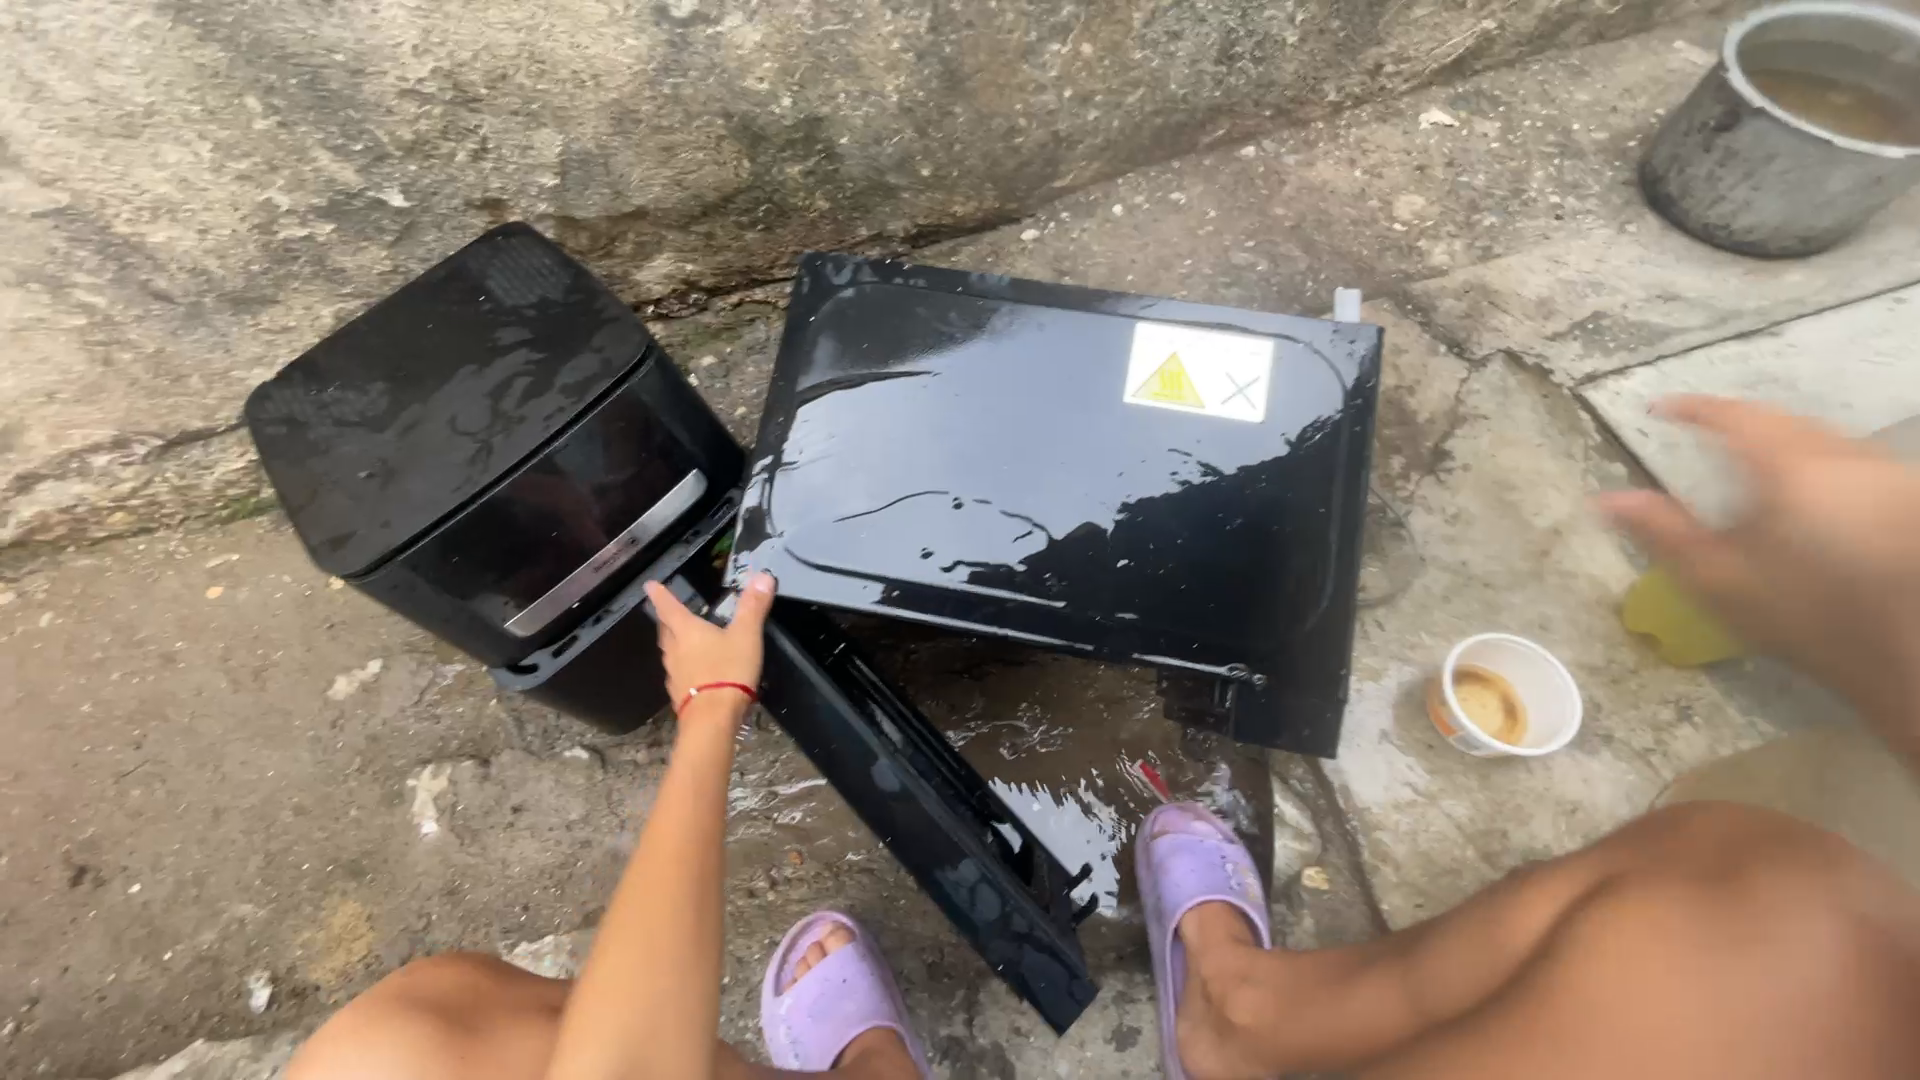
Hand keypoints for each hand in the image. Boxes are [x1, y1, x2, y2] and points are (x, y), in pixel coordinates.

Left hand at [642, 572, 776, 723]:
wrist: (714, 718)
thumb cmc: (729, 670)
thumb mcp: (746, 635)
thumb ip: (754, 606)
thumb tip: (763, 576)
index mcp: (687, 631)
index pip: (669, 607)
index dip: (660, 595)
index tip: (649, 585)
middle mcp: (675, 650)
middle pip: (666, 631)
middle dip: (667, 620)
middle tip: (668, 613)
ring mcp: (675, 674)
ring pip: (671, 653)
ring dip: (675, 644)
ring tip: (684, 640)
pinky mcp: (681, 694)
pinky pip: (679, 674)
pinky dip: (685, 667)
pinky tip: (696, 672)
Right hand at [1597, 396, 1919, 737]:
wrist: (1909, 655)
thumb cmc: (1800, 614)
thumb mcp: (1713, 576)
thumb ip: (1659, 529)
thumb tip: (1602, 498)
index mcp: (1793, 471)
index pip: (1737, 419)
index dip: (1694, 408)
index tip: (1658, 408)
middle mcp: (1850, 461)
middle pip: (1788, 422)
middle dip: (1739, 421)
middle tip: (1697, 431)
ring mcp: (1893, 479)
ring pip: (1826, 439)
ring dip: (1781, 440)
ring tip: (1743, 456)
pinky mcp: (1911, 502)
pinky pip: (1854, 460)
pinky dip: (1814, 460)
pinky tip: (1800, 487)